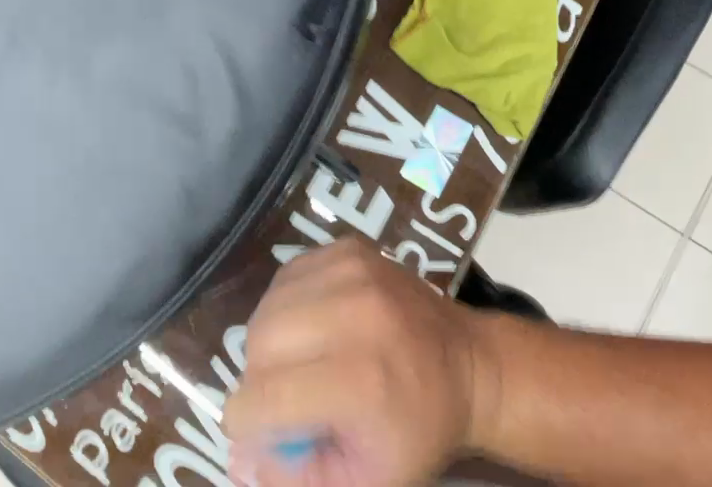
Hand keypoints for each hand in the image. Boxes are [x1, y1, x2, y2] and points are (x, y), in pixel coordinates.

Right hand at [222, 238, 501, 486]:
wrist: (471, 364)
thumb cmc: (417, 428)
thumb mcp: (367, 478)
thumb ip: (298, 477)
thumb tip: (241, 461)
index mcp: (362, 381)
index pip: (266, 396)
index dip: (246, 420)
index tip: (256, 431)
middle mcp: (355, 315)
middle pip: (259, 343)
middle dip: (258, 379)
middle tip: (282, 397)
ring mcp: (353, 272)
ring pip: (268, 306)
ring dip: (270, 341)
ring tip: (300, 361)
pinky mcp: (350, 248)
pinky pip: (287, 276)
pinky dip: (287, 304)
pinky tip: (312, 325)